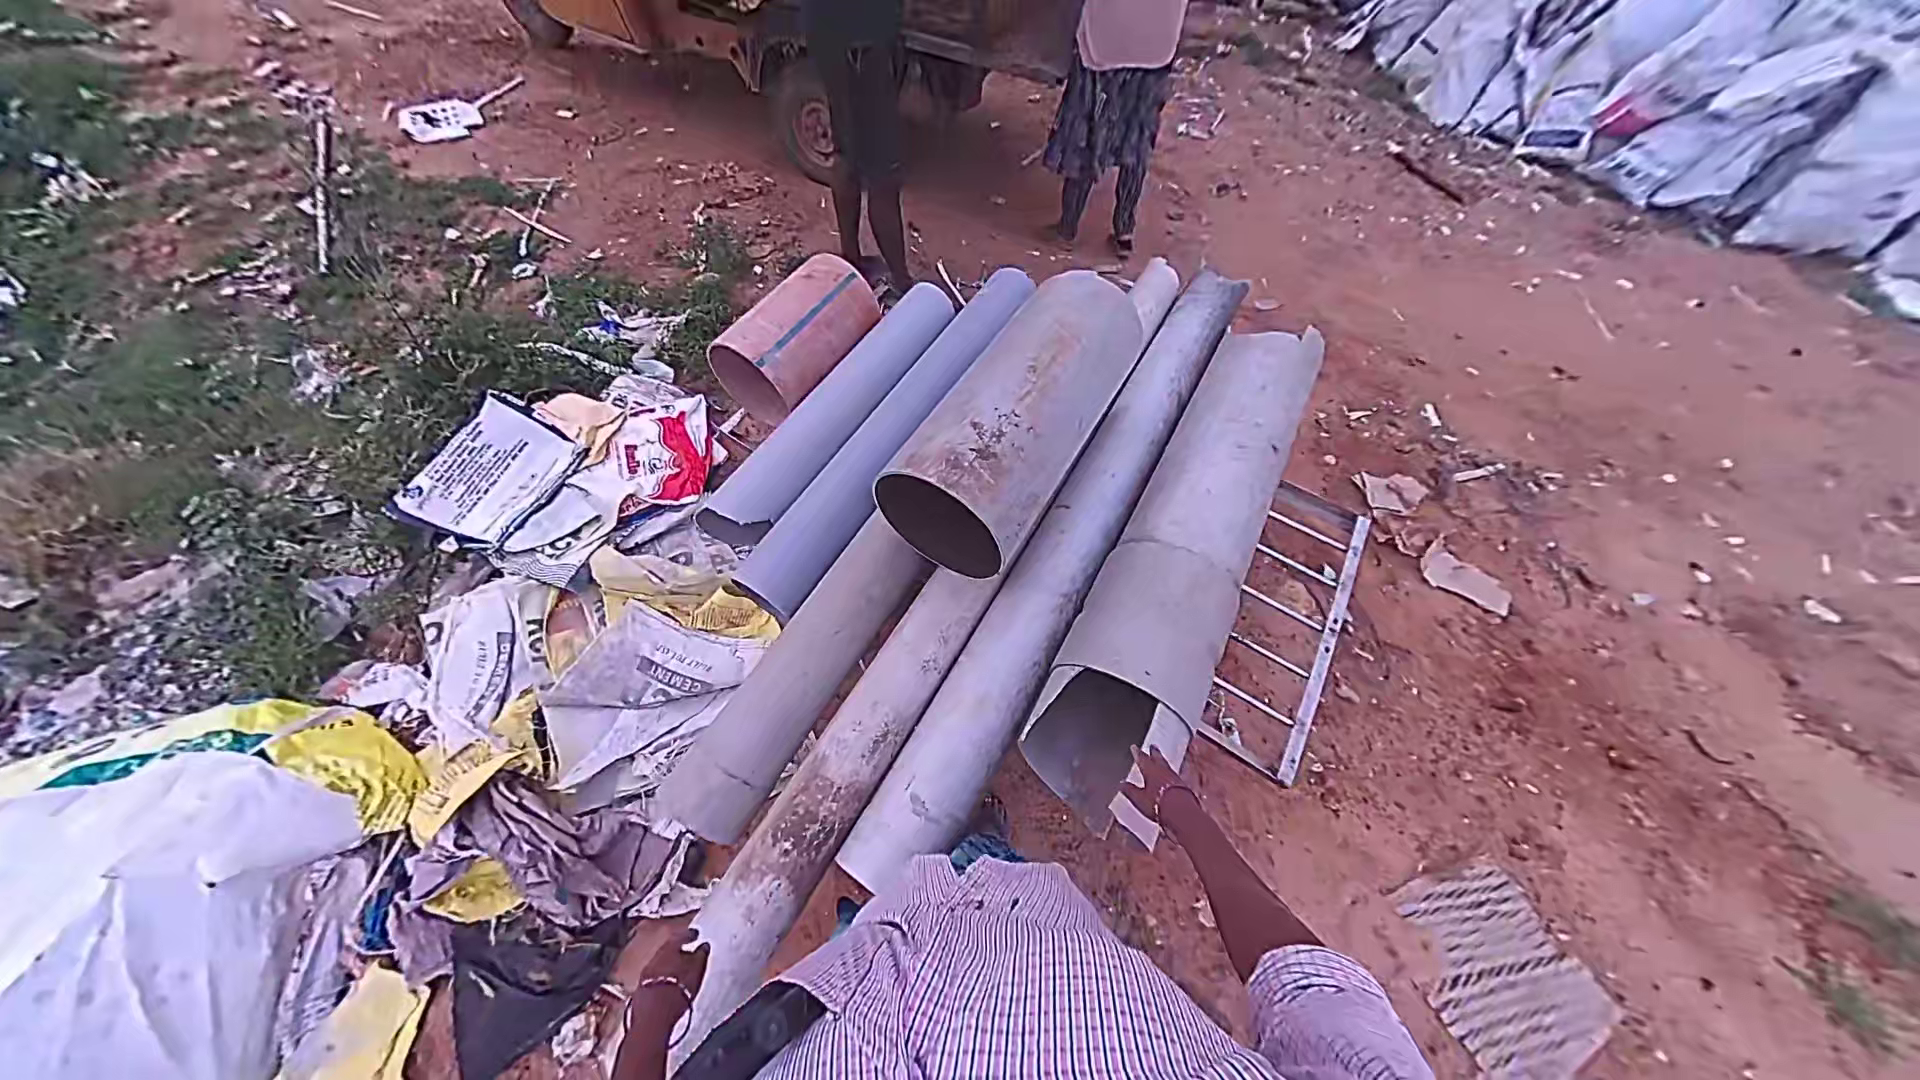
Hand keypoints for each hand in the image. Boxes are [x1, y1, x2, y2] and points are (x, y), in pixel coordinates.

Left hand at [634, 927, 708, 1017]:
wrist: (653, 1018)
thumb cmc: (679, 989)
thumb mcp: (697, 970)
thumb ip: (701, 955)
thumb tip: (704, 945)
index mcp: (670, 947)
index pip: (681, 935)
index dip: (690, 935)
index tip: (696, 935)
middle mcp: (655, 957)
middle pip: (667, 949)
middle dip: (676, 951)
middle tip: (687, 954)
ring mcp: (644, 974)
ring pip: (659, 964)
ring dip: (668, 965)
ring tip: (677, 972)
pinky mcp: (639, 991)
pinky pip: (653, 978)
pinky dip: (660, 978)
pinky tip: (666, 985)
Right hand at [1120, 745, 1195, 824]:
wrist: (1182, 812)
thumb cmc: (1159, 804)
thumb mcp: (1138, 798)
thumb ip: (1130, 790)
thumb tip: (1122, 784)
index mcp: (1150, 771)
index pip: (1142, 758)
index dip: (1137, 753)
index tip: (1134, 747)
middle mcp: (1163, 771)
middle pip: (1157, 758)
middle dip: (1154, 752)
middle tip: (1153, 746)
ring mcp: (1175, 778)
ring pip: (1167, 766)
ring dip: (1163, 762)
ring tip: (1161, 760)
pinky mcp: (1184, 787)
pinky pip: (1175, 776)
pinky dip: (1170, 774)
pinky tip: (1170, 778)